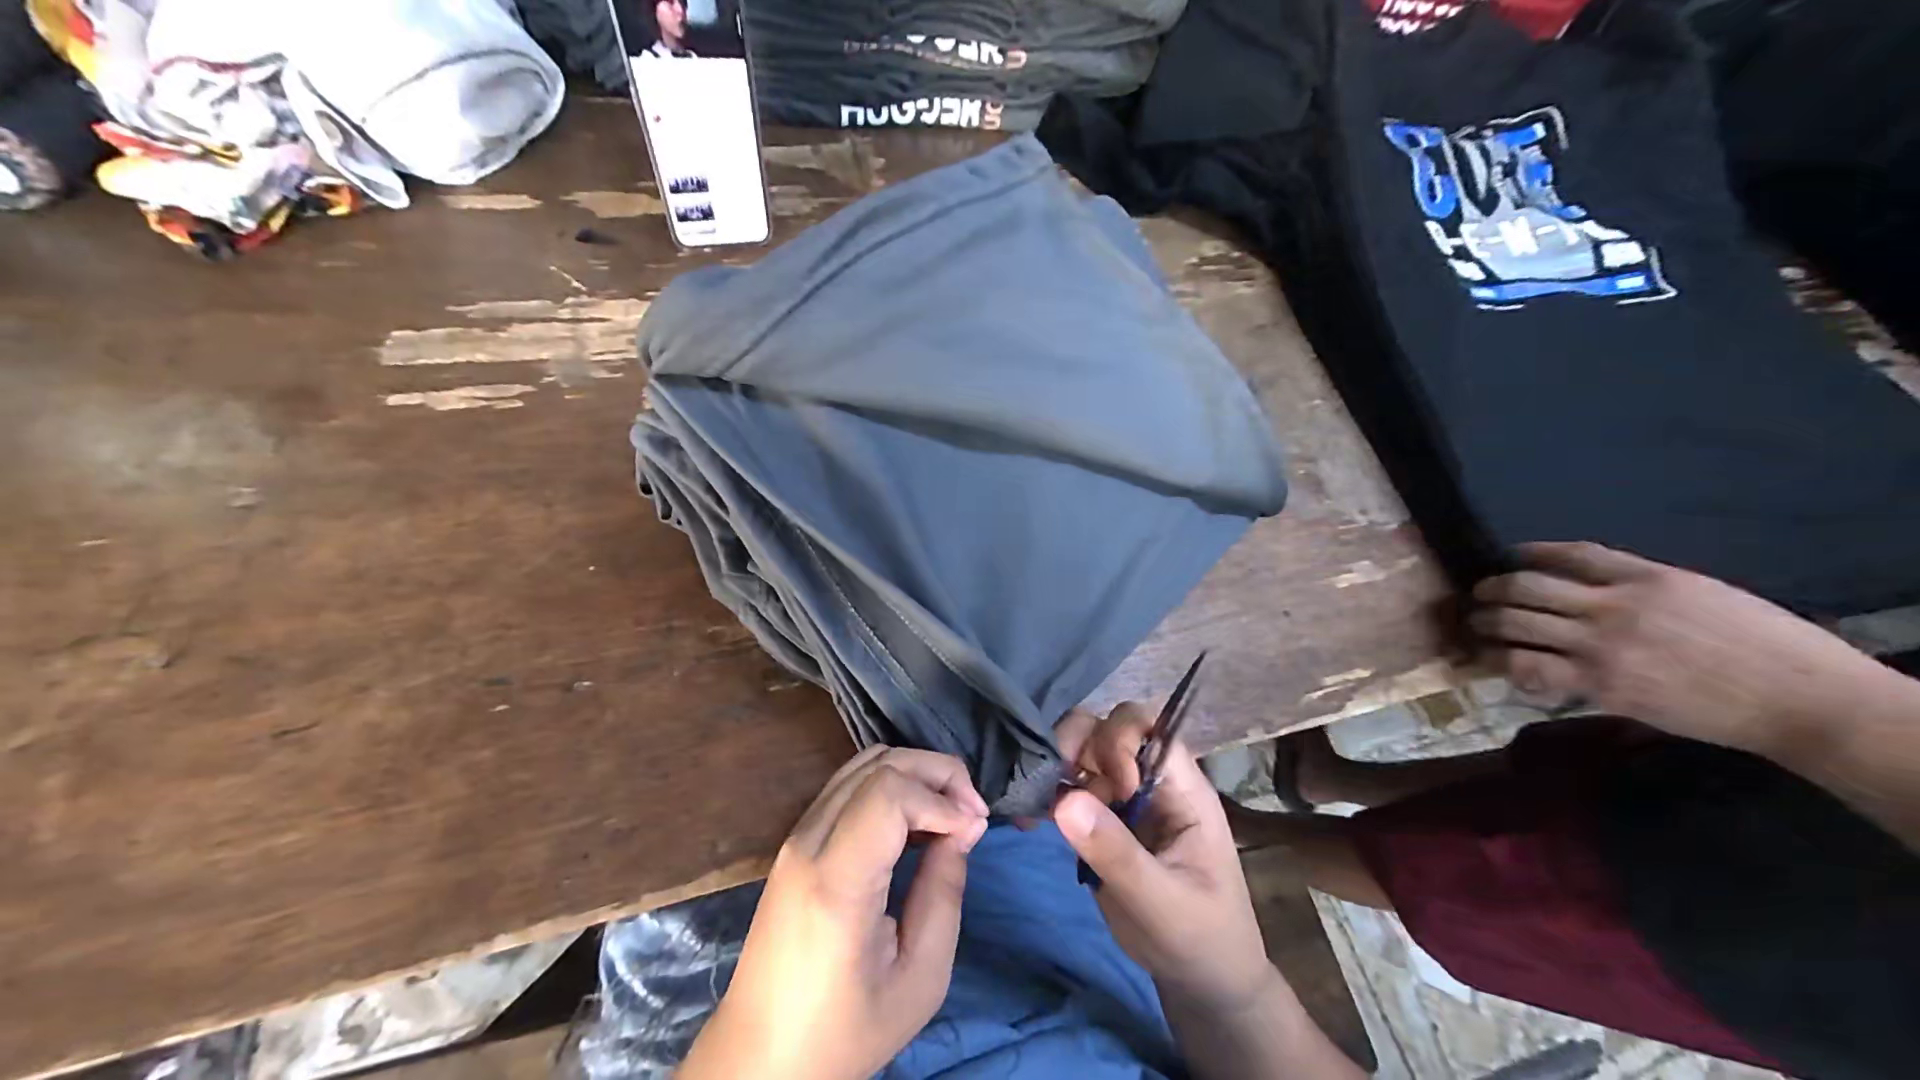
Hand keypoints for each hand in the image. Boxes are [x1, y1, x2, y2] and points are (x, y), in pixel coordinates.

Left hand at [678, 746, 989, 1079]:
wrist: (761, 1056)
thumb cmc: (845, 1030)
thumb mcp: (919, 978)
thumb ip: (945, 892)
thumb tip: (965, 826)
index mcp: (836, 881)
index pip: (890, 791)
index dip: (941, 797)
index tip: (973, 830)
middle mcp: (808, 843)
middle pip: (879, 764)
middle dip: (936, 773)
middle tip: (972, 811)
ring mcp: (795, 837)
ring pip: (862, 764)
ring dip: (914, 773)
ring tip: (949, 810)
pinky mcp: (794, 842)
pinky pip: (847, 785)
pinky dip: (889, 783)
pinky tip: (913, 818)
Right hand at [1050, 703, 1278, 1012]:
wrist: (1198, 976)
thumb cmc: (1198, 936)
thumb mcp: (1163, 903)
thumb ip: (1117, 853)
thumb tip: (1065, 801)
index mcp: (1183, 787)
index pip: (1149, 727)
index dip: (1120, 743)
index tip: (1112, 792)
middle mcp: (1150, 779)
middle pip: (1107, 727)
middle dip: (1077, 745)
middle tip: (1060, 789)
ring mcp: (1123, 795)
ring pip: (1082, 749)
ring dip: (1055, 767)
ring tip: (1040, 809)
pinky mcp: (1099, 816)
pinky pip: (1067, 785)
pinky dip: (1045, 794)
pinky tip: (1029, 823)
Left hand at [1471, 541, 1890, 755]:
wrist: (1802, 700)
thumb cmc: (1765, 645)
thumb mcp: (1704, 594)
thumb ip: (1643, 585)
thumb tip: (1595, 584)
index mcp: (1647, 577)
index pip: (1570, 553)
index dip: (1530, 552)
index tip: (1510, 555)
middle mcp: (1614, 605)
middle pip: (1525, 586)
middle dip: (1492, 589)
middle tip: (1479, 594)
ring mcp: (1600, 646)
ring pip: (1514, 625)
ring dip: (1486, 624)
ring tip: (1476, 626)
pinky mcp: (1598, 684)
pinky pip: (1530, 669)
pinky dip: (1508, 665)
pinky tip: (1502, 664)